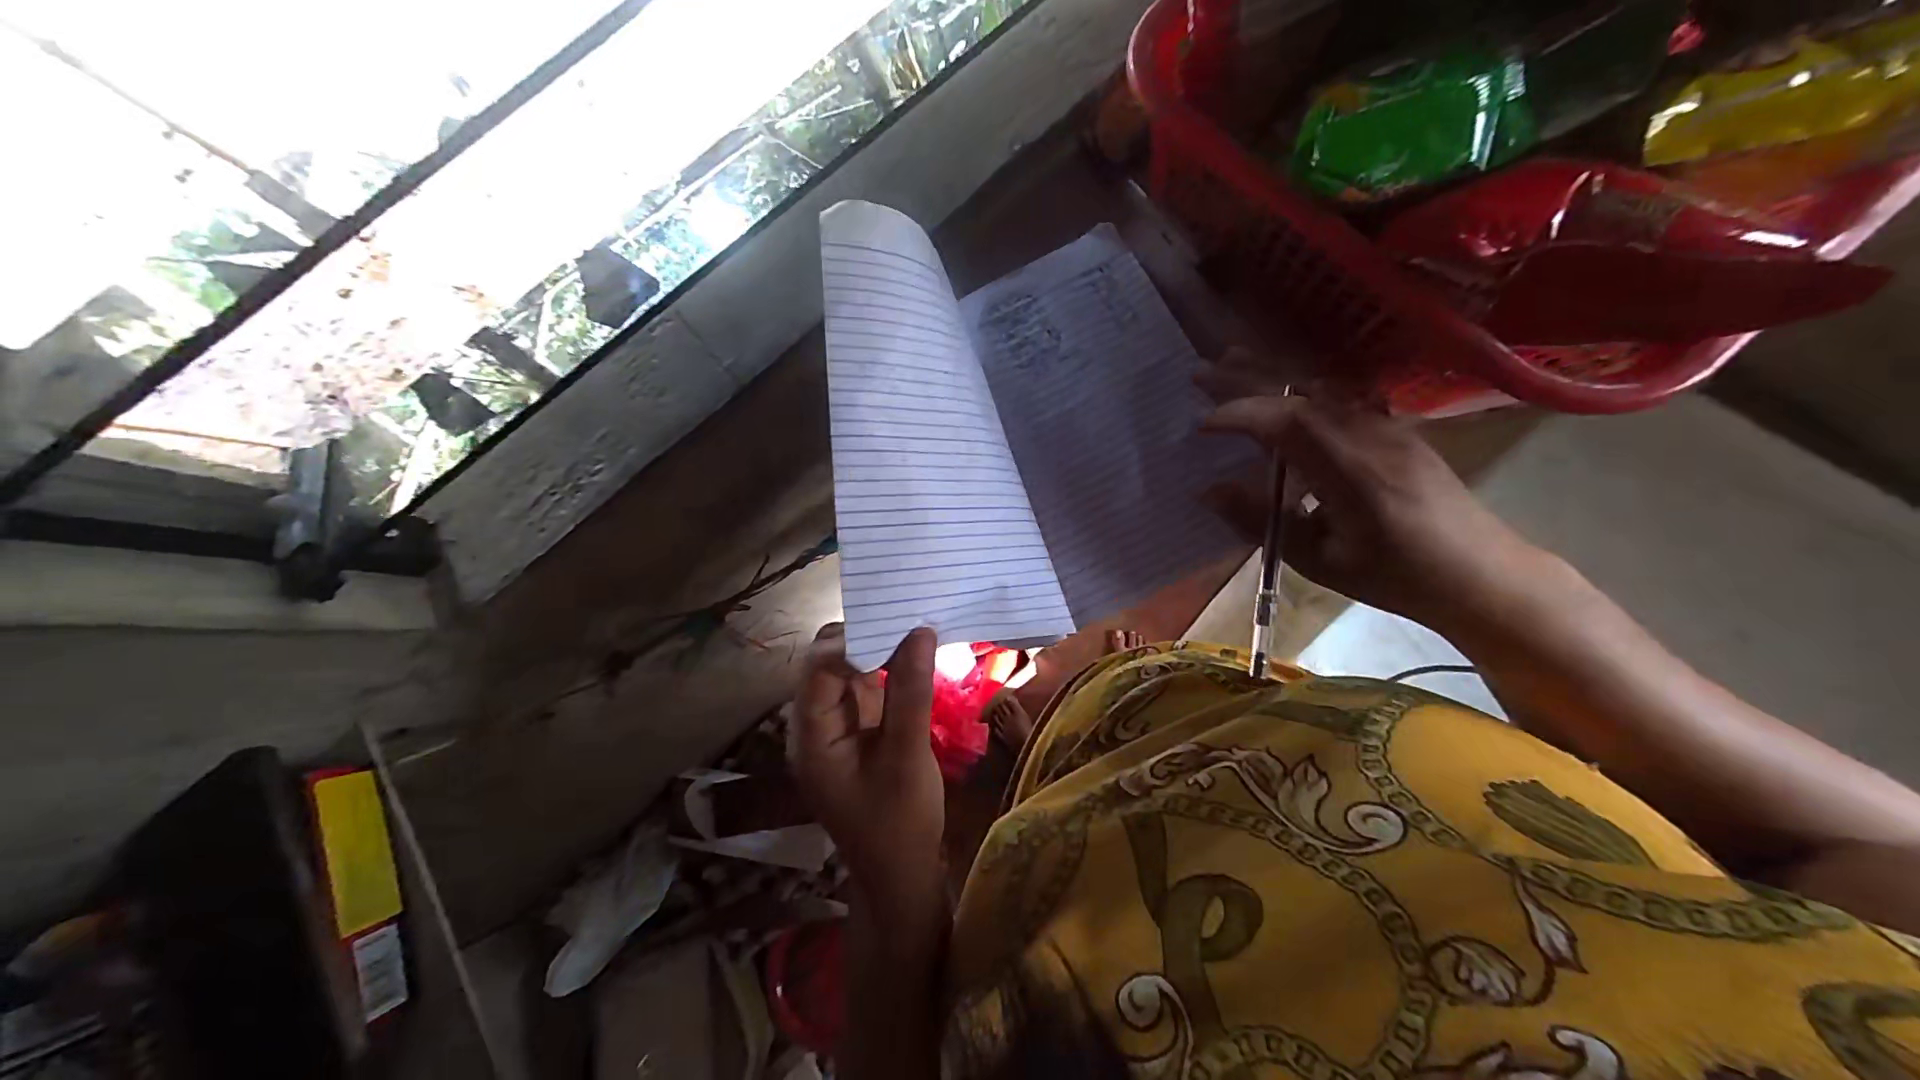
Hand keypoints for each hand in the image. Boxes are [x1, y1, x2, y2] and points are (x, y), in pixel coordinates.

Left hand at [788, 624, 945, 922]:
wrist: (901, 878)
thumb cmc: (900, 824)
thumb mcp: (908, 756)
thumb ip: (910, 692)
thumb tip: (920, 631)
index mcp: (811, 736)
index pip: (820, 669)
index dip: (855, 639)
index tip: (898, 619)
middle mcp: (815, 726)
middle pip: (829, 665)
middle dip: (866, 638)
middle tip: (909, 616)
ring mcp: (835, 729)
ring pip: (849, 672)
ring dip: (879, 650)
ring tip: (915, 626)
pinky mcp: (857, 733)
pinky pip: (866, 689)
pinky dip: (888, 671)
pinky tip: (914, 656)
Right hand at [1197, 358, 1551, 636]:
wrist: (1482, 573)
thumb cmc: (1397, 577)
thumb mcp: (1322, 562)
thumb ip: (1263, 523)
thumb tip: (1210, 491)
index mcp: (1354, 472)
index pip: (1289, 424)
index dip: (1242, 416)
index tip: (1202, 425)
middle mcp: (1372, 436)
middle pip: (1302, 392)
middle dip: (1247, 378)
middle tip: (1201, 371)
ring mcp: (1389, 428)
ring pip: (1322, 387)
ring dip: (1274, 373)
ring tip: (1233, 360)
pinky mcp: (1397, 430)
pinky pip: (1340, 396)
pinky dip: (1301, 385)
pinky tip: (1285, 384)